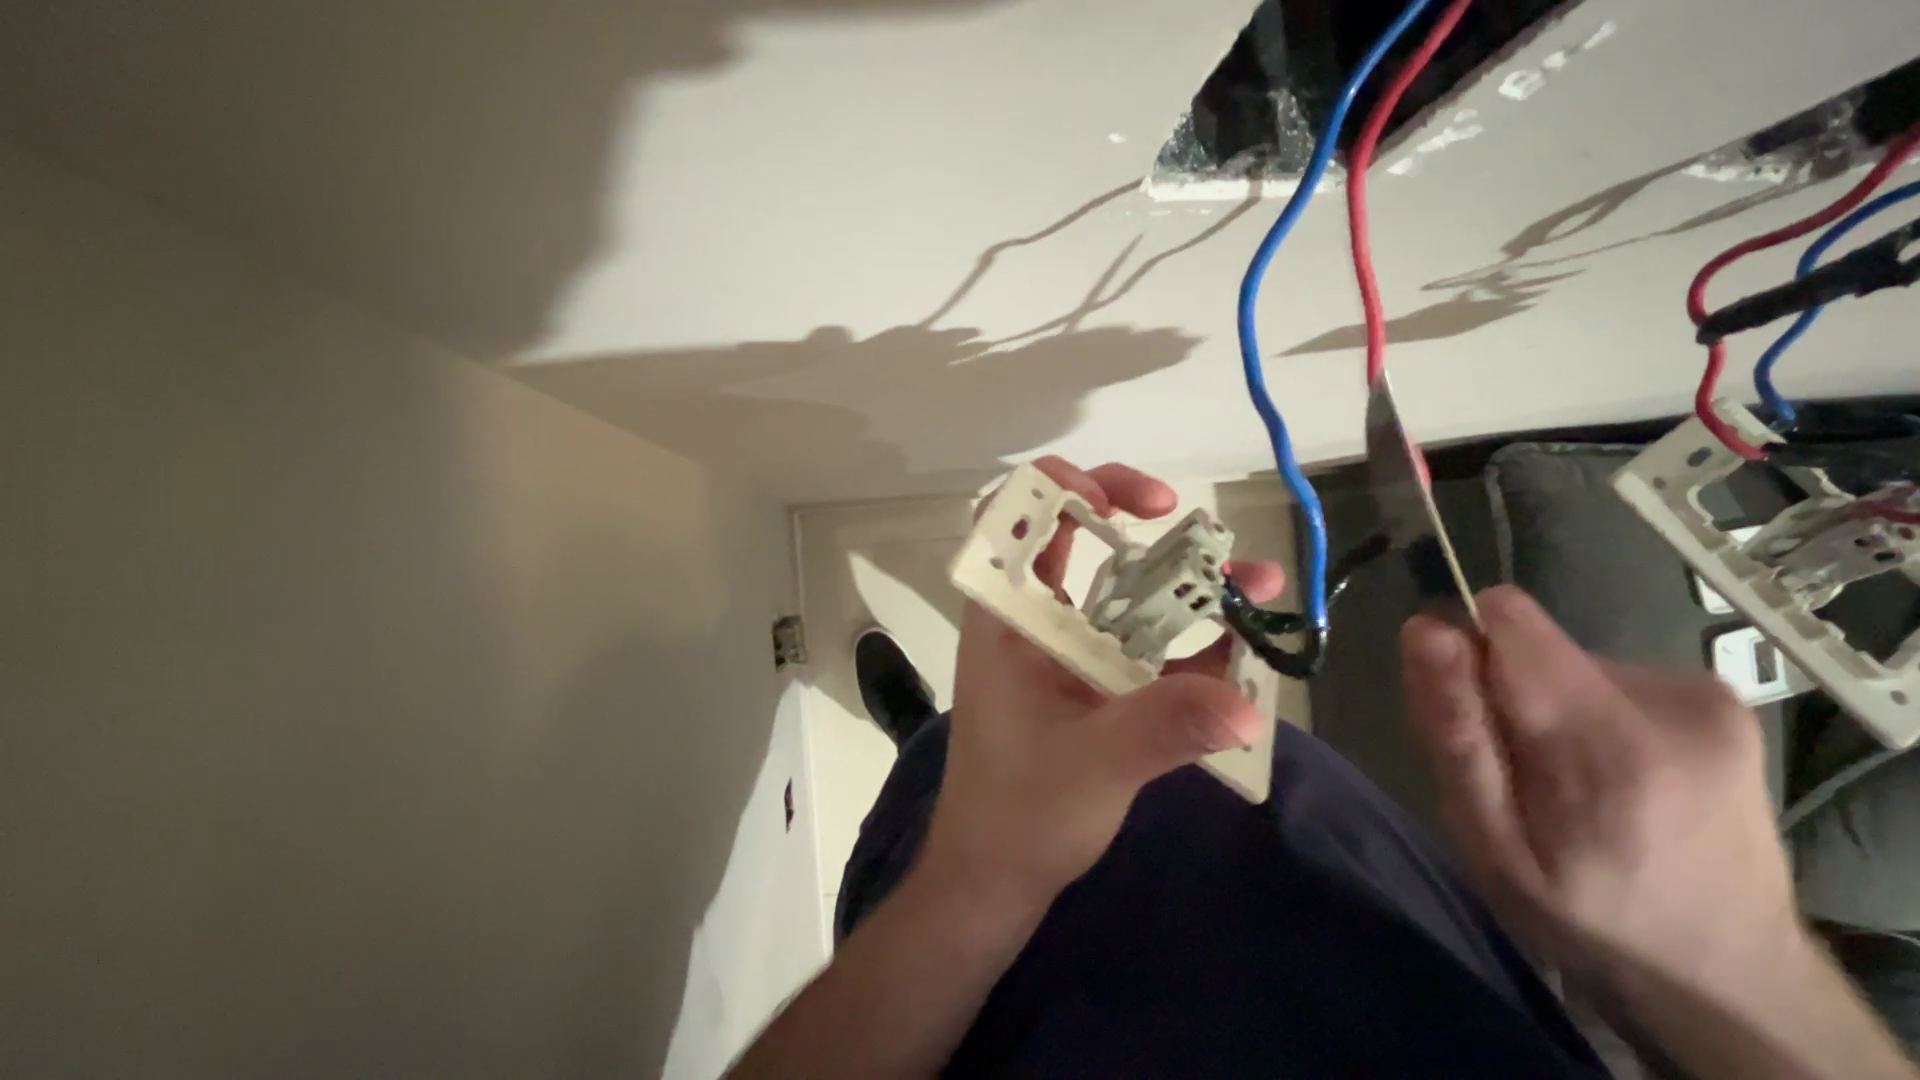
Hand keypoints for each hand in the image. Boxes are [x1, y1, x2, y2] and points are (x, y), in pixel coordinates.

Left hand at [920, 457, 1285, 909]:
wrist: (999, 878)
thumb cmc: (1017, 815)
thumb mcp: (1090, 767)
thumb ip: (1160, 729)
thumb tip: (1245, 703)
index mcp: (1005, 620)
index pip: (1011, 521)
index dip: (1056, 487)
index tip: (1120, 501)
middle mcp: (1036, 623)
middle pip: (1075, 538)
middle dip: (1137, 519)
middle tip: (1193, 522)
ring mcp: (1071, 654)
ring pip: (1125, 592)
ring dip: (1185, 581)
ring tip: (1258, 586)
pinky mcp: (1100, 688)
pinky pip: (1149, 645)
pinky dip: (1193, 638)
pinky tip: (1246, 642)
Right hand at [1400, 586, 1798, 991]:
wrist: (1731, 974)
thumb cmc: (1586, 918)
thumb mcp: (1491, 846)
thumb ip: (1455, 734)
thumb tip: (1424, 630)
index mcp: (1608, 740)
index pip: (1508, 618)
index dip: (1464, 652)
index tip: (1465, 717)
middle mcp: (1670, 697)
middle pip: (1532, 644)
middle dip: (1503, 694)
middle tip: (1515, 776)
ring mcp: (1708, 696)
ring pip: (1567, 660)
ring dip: (1546, 708)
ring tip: (1565, 786)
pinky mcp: (1722, 699)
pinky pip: (1608, 675)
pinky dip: (1588, 714)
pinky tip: (1608, 777)